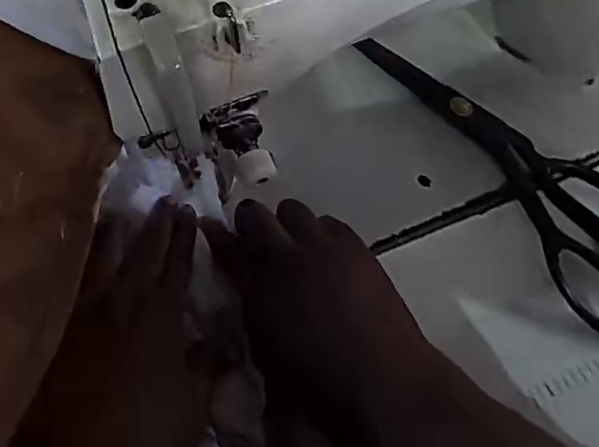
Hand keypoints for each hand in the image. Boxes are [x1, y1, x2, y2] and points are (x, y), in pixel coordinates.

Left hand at [15, 203, 212, 446]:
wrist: (81, 443)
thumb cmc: (145, 424)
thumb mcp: (191, 401)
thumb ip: (209, 363)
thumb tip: (230, 334)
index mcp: (162, 308)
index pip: (178, 260)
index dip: (185, 235)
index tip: (189, 210)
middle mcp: (128, 291)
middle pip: (145, 246)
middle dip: (158, 221)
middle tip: (166, 199)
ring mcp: (94, 298)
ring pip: (107, 247)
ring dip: (118, 227)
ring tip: (122, 210)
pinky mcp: (71, 312)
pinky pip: (83, 267)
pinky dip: (91, 249)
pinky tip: (90, 246)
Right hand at [203, 199, 556, 446]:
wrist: (387, 389)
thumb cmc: (319, 385)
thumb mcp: (266, 348)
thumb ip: (248, 302)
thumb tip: (238, 279)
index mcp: (259, 282)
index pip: (226, 243)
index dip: (217, 236)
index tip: (211, 229)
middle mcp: (286, 255)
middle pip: (255, 214)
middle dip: (251, 224)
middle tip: (257, 243)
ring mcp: (323, 246)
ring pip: (293, 210)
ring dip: (288, 226)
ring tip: (296, 249)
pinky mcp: (356, 246)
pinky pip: (329, 223)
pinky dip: (322, 234)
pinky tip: (327, 257)